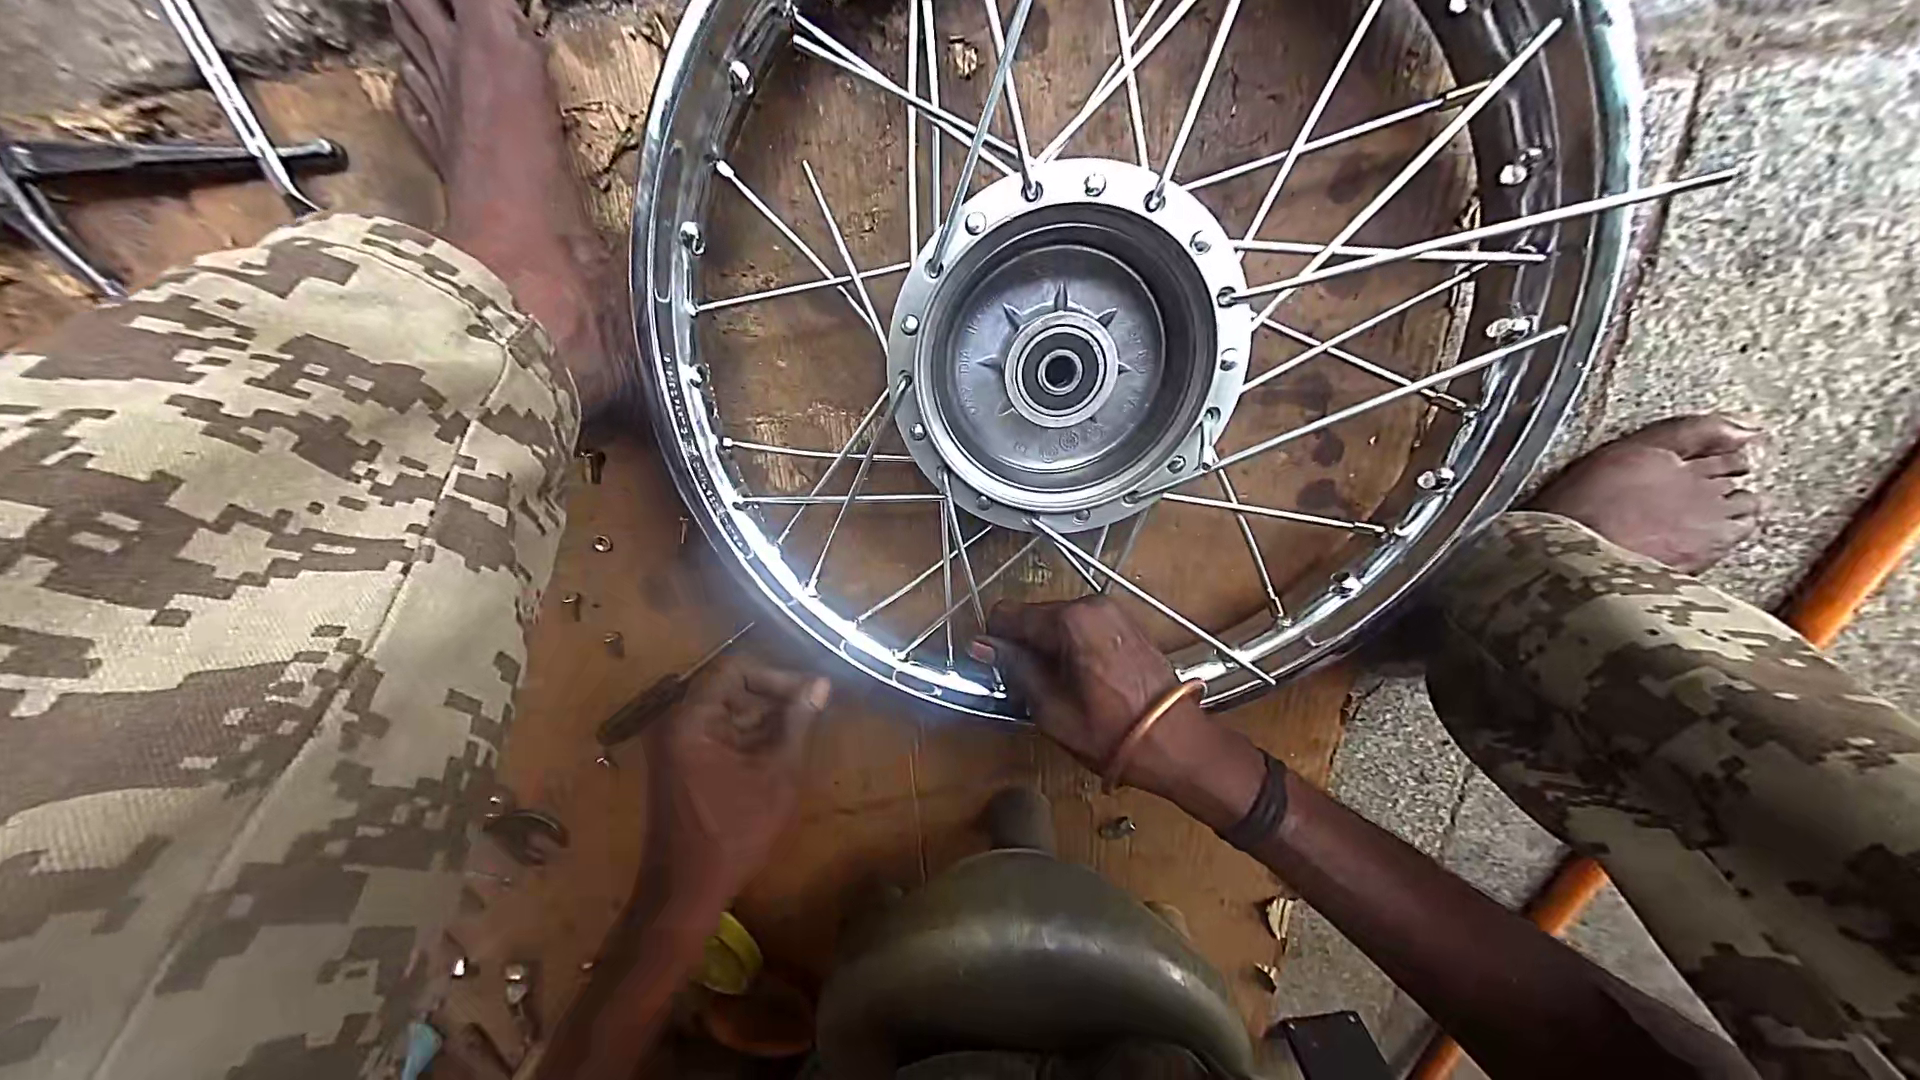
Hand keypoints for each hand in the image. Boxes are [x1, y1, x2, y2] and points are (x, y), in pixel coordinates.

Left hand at [653, 657, 830, 895]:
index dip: (775, 676)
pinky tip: (779, 753)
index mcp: (691, 719)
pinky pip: (720, 735)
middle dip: (773, 697)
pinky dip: (750, 738)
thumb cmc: (733, 831)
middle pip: (730, 689)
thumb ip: (798, 721)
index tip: (808, 693)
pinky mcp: (683, 766)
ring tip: (801, 733)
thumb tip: (821, 683)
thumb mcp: (776, 772)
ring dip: (765, 719)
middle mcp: (677, 725)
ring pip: (728, 713)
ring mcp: (677, 746)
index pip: (735, 670)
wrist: (685, 894)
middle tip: (812, 712)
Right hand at [974, 597, 1260, 822]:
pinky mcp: (1126, 623)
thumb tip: (981, 646)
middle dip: (1024, 645)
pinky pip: (1082, 626)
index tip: (995, 669)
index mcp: (1071, 619)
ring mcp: (1113, 611)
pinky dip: (1071, 646)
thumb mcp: (1050, 708)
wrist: (1178, 744)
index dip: (995, 641)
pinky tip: (1081, 679)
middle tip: (1029, 686)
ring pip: (1057, 621)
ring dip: (1047, 648)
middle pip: (1034, 615)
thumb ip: (1014, 667)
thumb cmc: (1111, 733)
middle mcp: (1092, 604)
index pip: (1009, 614)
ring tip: (1059, 687)